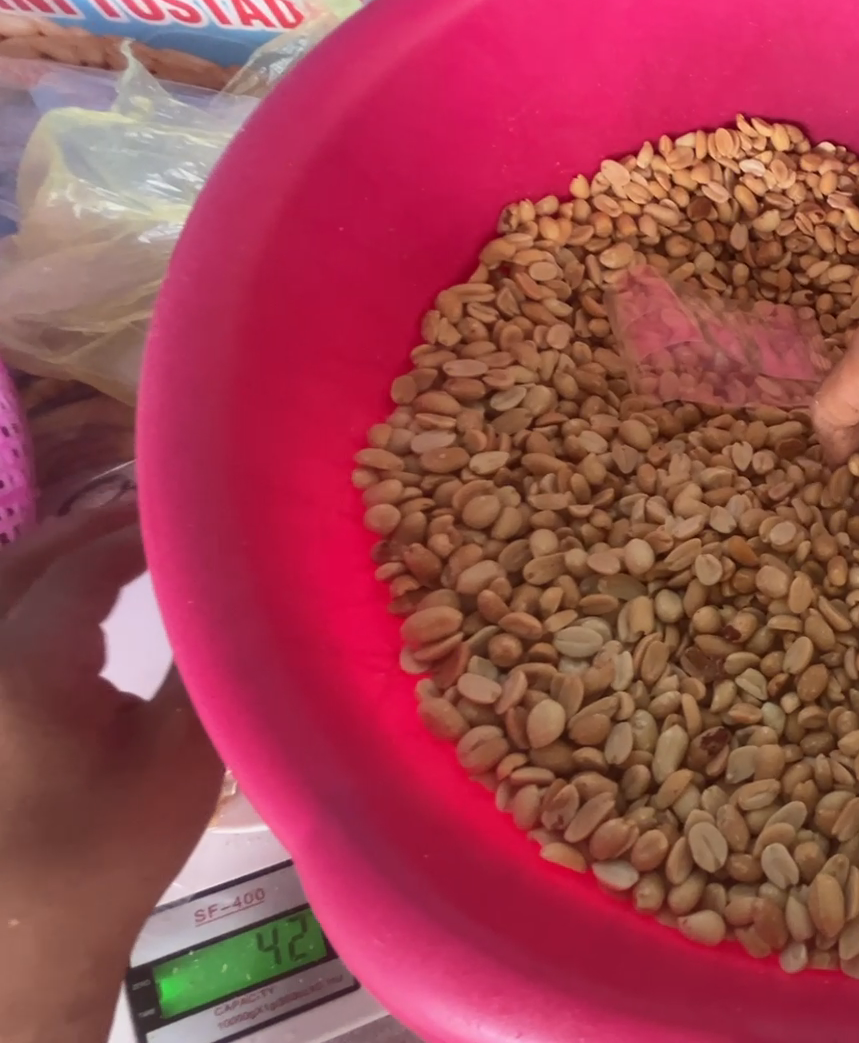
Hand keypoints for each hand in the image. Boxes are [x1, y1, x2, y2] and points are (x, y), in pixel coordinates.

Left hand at [0, 502, 222, 1039]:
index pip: (79, 570)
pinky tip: (57, 602)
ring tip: (113, 545)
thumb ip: (207, 663)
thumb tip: (240, 596)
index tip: (202, 523)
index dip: (140, 536)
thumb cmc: (110, 843)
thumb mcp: (185, 751)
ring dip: (45, 556)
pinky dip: (16, 596)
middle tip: (159, 518)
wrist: (16, 936)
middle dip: (86, 531)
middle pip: (12, 563)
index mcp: (21, 670)